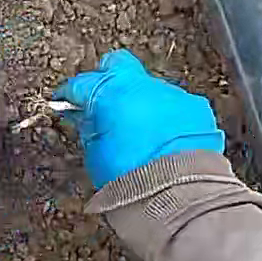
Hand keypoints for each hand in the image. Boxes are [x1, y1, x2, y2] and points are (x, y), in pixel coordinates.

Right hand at [54, 50, 224, 187]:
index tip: (64, 101)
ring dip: (140, 104)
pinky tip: (162, 140)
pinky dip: (166, 118)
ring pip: (149, 89)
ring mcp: (173, 94)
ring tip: (136, 133)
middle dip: (106, 78)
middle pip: (118, 66)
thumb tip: (86, 117)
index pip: (82, 83)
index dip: (70, 94)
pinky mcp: (197, 109)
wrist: (176, 195)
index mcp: (112, 91)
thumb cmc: (132, 179)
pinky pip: (175, 106)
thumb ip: (89, 128)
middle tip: (100, 103)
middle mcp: (144, 85)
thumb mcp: (96, 155)